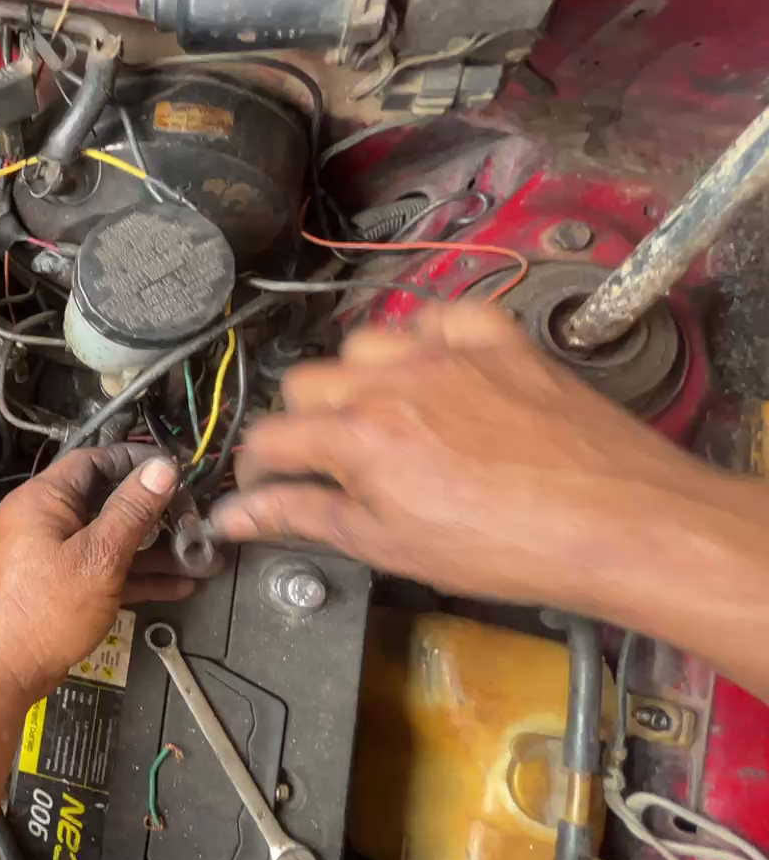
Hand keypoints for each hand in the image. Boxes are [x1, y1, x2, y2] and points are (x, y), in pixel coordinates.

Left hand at [0, 446, 193, 703]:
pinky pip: (104, 569)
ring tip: (202, 556)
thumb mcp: (97, 557)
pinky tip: (179, 585)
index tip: (177, 470)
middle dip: (153, 511)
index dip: (135, 462)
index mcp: (42, 500)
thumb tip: (161, 468)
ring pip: (109, 540)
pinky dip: (135, 575)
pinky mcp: (60, 586)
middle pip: (105, 502)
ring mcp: (51, 554)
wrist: (0, 670)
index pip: (92, 461)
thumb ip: (131, 512)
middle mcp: (44, 520)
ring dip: (154, 548)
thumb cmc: (43, 608)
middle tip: (198, 518)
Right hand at [208, 302, 758, 621]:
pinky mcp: (500, 345)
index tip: (263, 486)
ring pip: (358, 343)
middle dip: (299, 424)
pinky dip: (423, 335)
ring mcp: (447, 356)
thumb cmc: (508, 545)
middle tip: (324, 459)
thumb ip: (294, 517)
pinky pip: (441, 314)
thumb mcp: (381, 542)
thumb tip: (229, 516)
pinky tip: (428, 367)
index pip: (265, 438)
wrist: (630, 530)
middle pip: (301, 384)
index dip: (253, 468)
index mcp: (355, 437)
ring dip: (352, 377)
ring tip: (373, 412)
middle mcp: (390, 383)